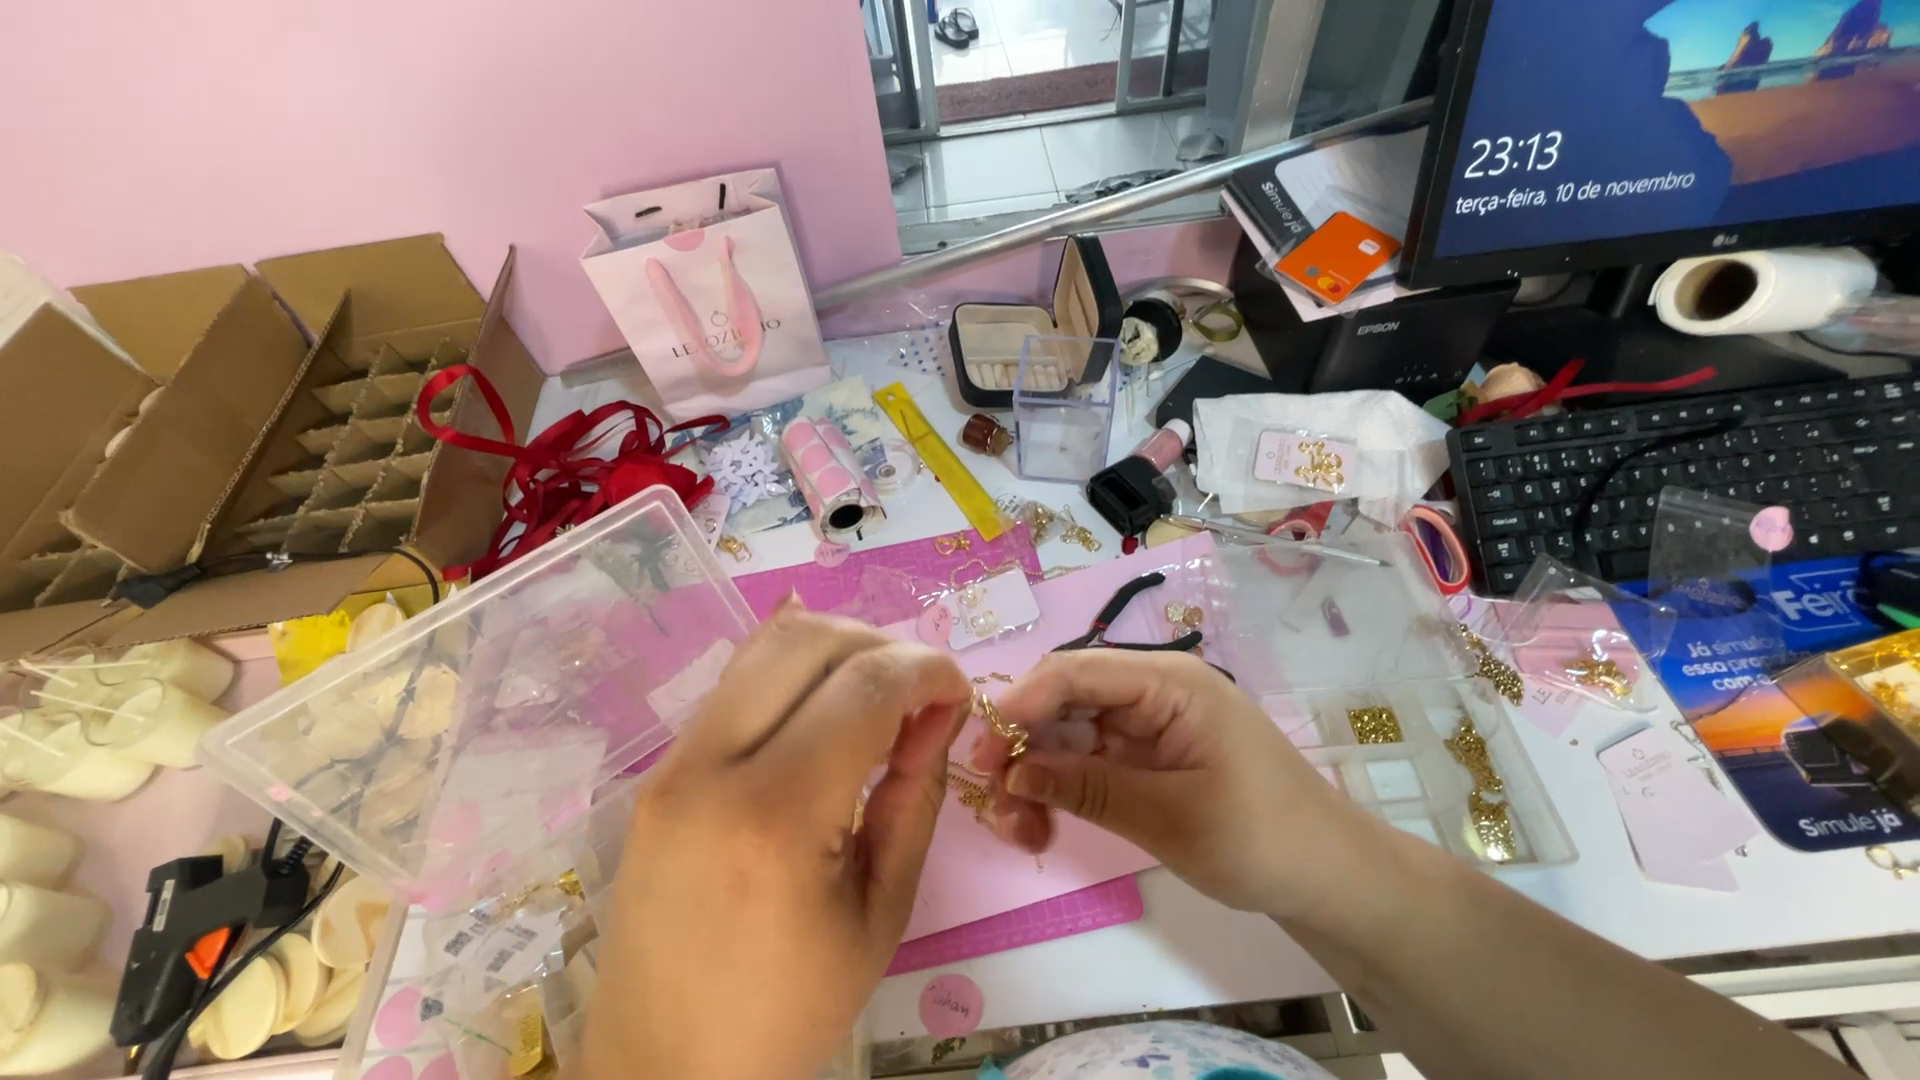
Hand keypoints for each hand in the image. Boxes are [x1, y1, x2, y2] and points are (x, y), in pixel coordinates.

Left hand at [585, 603, 972, 1079]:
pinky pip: (734, 684)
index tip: (958, 691)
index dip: (927, 669)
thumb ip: (915, 794)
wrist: (664, 1067)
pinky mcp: (659, 771)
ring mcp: (672, 764)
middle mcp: (710, 769)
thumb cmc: (788, 1010)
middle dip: (883, 645)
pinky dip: (793, 670)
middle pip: (806, 640)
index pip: (865, 688)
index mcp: (776, 819)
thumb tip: (937, 711)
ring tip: (878, 692)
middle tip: (920, 690)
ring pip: (763, 647)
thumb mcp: (880, 911)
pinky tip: (827, 695)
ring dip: (836, 648)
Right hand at [971, 649, 1381, 920]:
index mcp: (1169, 682)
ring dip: (1033, 773)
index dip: (1021, 704)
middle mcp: (1152, 690)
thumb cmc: (1259, 836)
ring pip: (1067, 732)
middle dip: (1022, 745)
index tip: (982, 753)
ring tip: (1017, 828)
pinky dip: (1059, 786)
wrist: (1326, 875)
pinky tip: (1041, 824)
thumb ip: (1086, 787)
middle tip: (993, 803)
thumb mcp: (1168, 815)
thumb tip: (1012, 774)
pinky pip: (1086, 758)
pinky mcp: (1145, 754)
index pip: (1076, 671)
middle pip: (1064, 700)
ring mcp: (1147, 723)